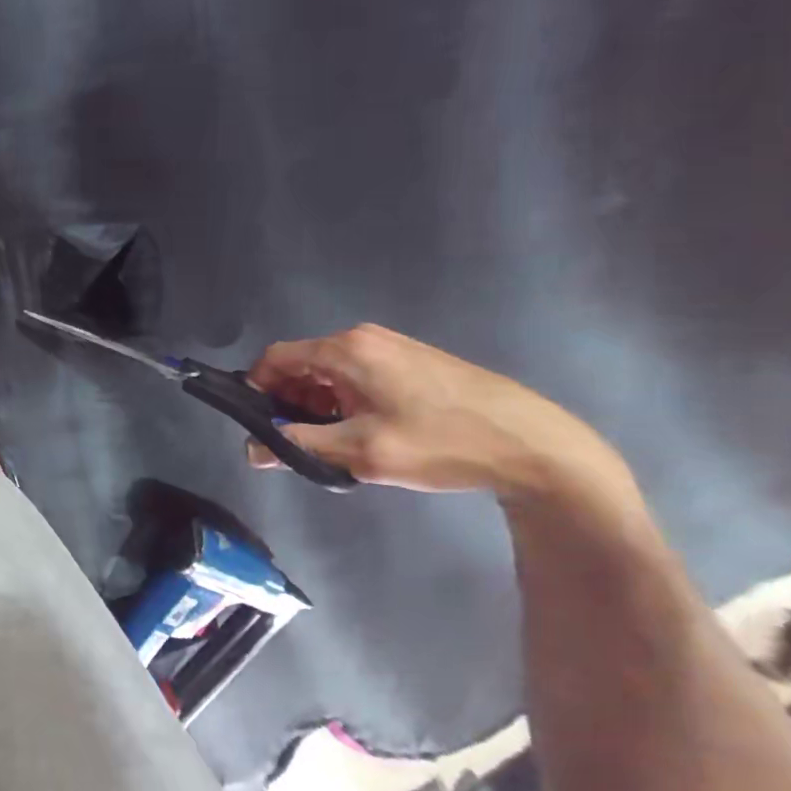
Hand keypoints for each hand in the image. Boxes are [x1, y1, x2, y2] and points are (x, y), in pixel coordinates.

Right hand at [246, 324, 630, 501]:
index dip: (257, 388)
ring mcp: (393, 346)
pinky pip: (359, 374)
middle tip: (300, 439)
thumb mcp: (362, 452)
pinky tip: (369, 430)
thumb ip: (298, 446)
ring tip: (337, 441)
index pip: (275, 357)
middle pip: (302, 363)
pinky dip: (347, 399)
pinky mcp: (415, 360)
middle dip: (290, 400)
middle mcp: (364, 338)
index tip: (259, 423)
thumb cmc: (441, 444)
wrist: (538, 448)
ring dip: (319, 403)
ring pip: (331, 371)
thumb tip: (251, 450)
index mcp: (345, 349)